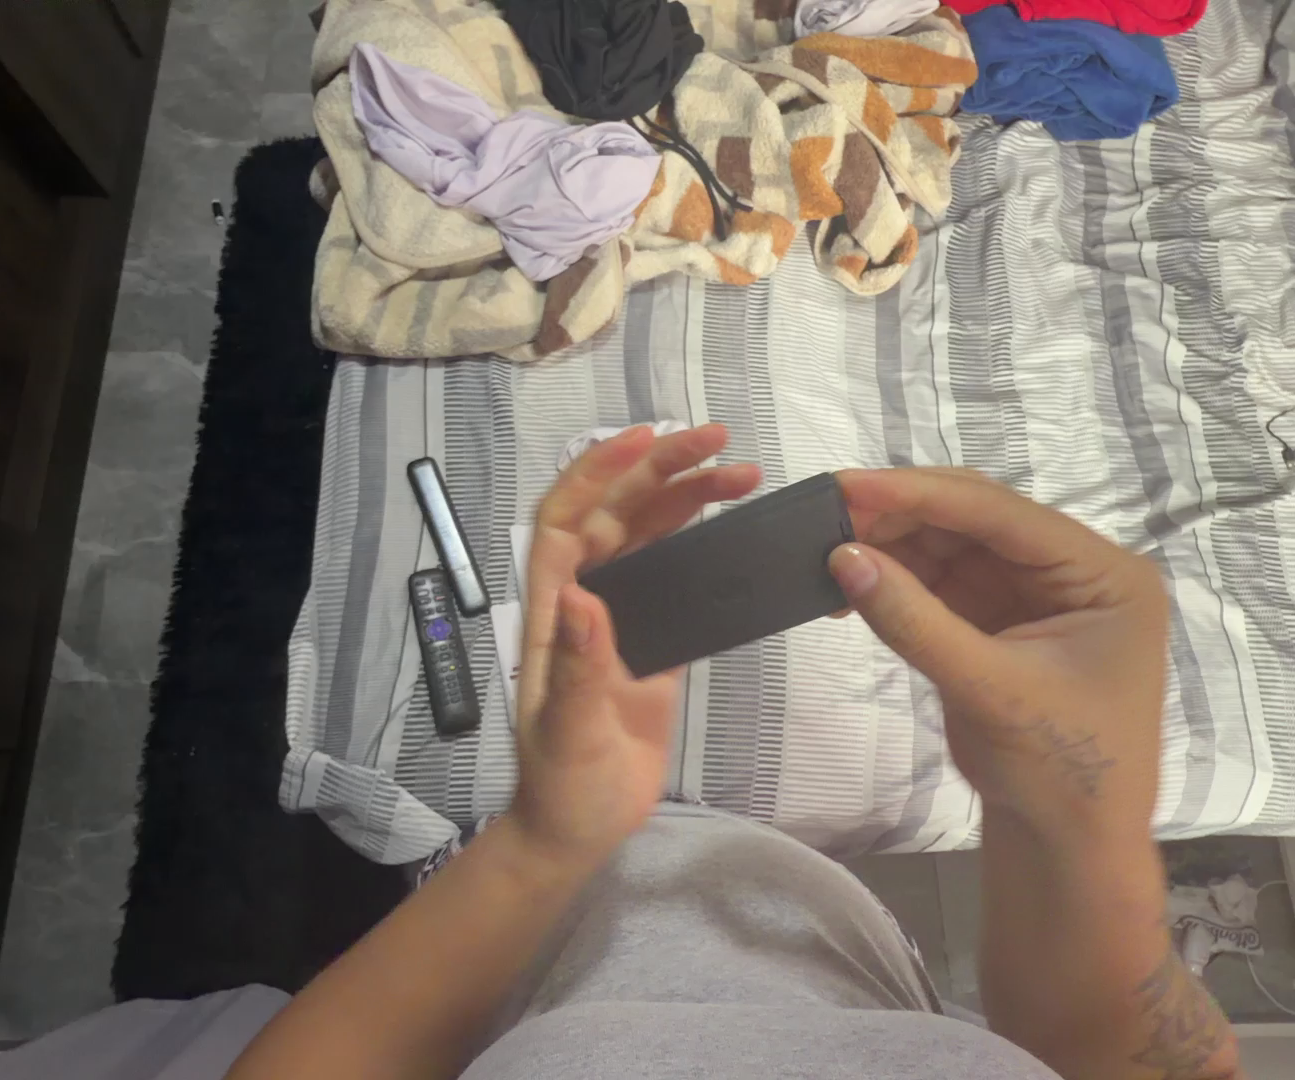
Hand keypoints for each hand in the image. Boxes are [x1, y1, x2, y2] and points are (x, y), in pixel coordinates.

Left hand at [509, 425, 760, 866]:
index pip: (564, 520)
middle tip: (718, 440)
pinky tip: (732, 530)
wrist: (581, 826)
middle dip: (661, 471)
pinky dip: (703, 548)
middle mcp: (585, 600)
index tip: (643, 440)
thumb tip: (584, 596)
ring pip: (652, 539)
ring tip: (741, 474)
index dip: (596, 474)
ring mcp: (622, 618)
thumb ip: (579, 667)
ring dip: (689, 500)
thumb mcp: (567, 730)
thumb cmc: (562, 783)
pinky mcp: (653, 641)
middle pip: (617, 515)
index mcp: (552, 609)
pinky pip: (677, 579)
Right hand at [825, 468, 1168, 846]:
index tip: (847, 485)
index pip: (1000, 513)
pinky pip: (930, 580)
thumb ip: (913, 620)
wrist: (1065, 838)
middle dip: (897, 514)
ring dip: (886, 544)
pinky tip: (848, 585)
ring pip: (943, 544)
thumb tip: (841, 557)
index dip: (919, 495)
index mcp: (1099, 573)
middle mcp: (1064, 569)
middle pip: (970, 517)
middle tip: (826, 515)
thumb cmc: (1058, 767)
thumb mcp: (988, 689)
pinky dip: (888, 578)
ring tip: (826, 551)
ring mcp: (1024, 591)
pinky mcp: (988, 615)